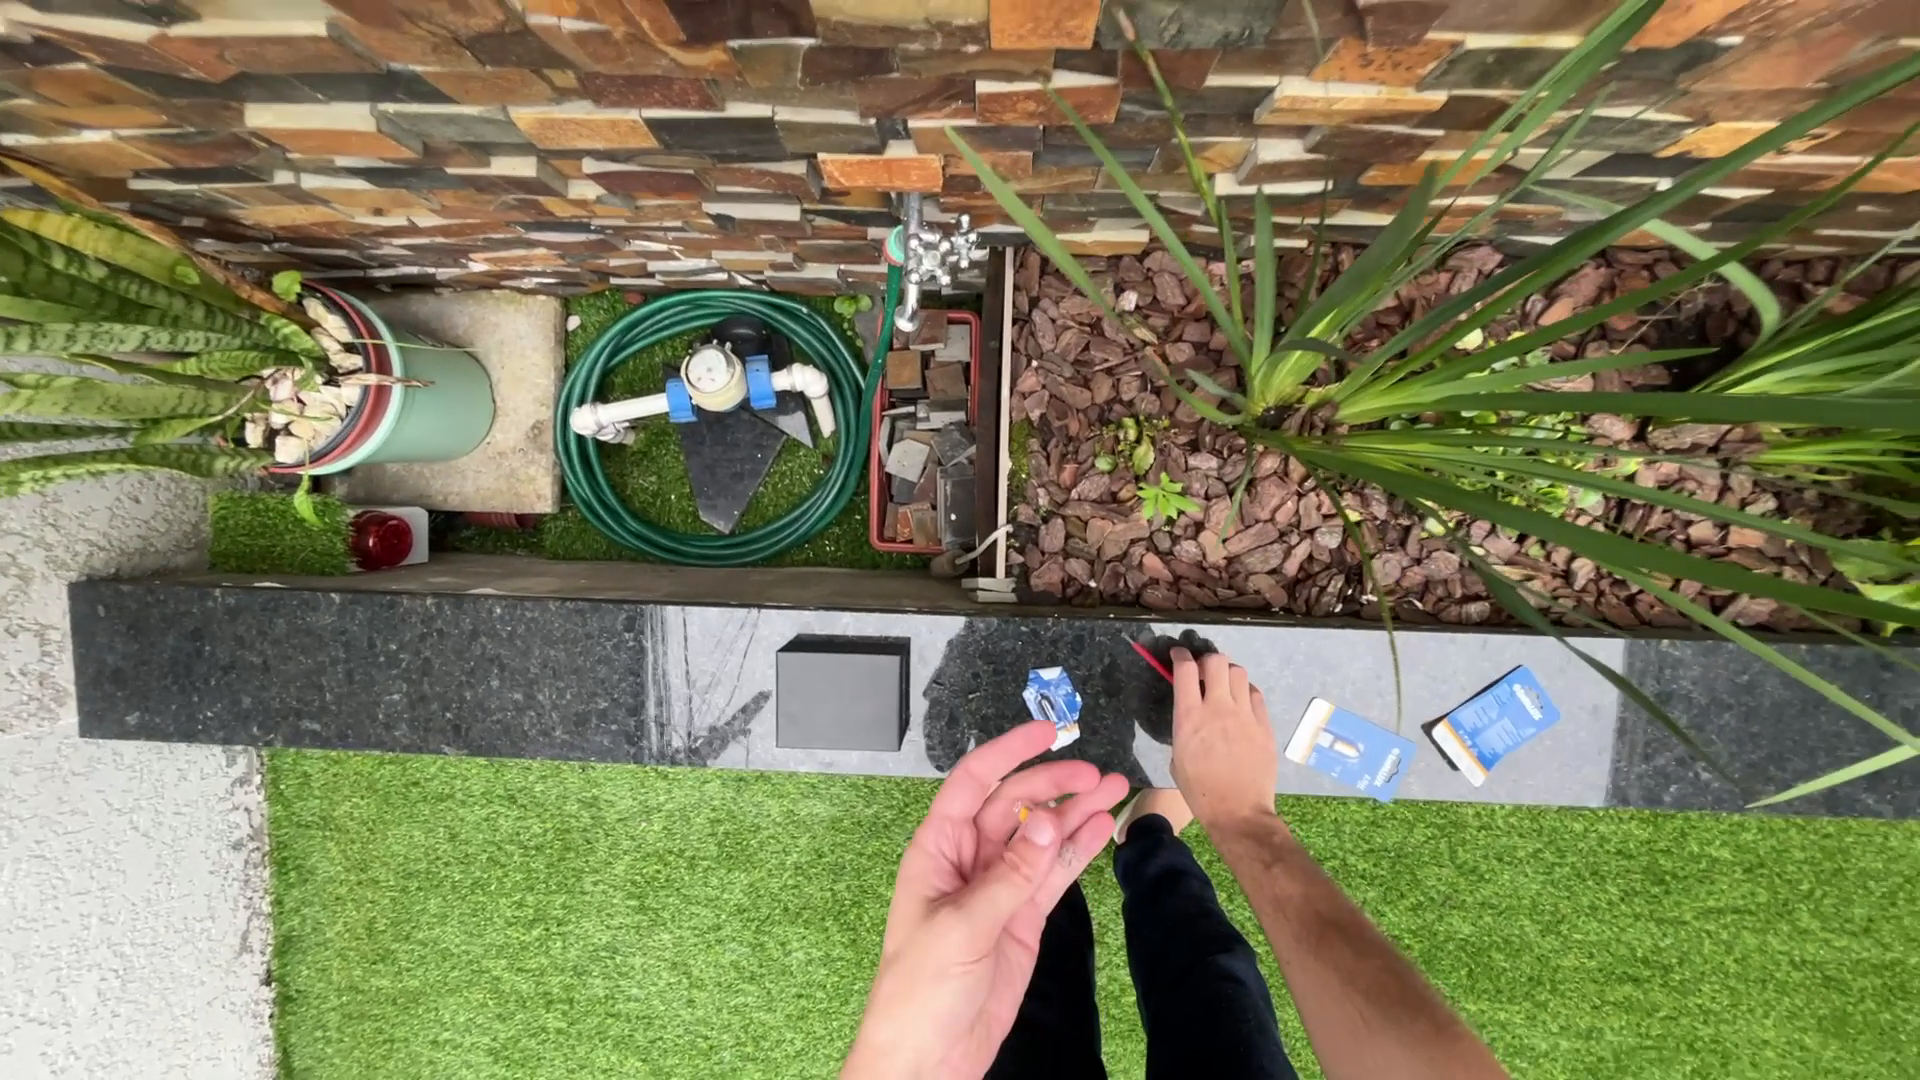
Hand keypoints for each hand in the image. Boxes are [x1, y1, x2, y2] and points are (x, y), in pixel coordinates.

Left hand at [843, 720, 1128, 1079]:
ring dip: (1076, 811)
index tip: (1046, 731)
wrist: (928, 1060)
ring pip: (1041, 835)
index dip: (1008, 752)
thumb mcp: (960, 927)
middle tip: (1095, 774)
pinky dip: (1078, 850)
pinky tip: (1103, 827)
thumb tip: (1048, 820)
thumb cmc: (920, 989)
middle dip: (1054, 783)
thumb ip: (1008, 875)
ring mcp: (1001, 884)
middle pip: (1016, 804)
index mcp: (939, 846)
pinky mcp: (1024, 914)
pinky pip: (1054, 873)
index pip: (974, 782)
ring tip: (1115, 788)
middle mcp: (971, 856)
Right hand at [1169, 647, 1277, 830]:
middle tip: (1204, 670)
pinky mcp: (1265, 726)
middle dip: (1208, 659)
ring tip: (1224, 685)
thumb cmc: (1199, 790)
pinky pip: (1255, 695)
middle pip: (1216, 661)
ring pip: (1239, 673)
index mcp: (1189, 716)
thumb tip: (1192, 714)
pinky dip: (1246, 692)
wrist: (1238, 812)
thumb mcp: (1177, 755)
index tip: (1178, 654)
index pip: (1184, 669)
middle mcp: (1218, 708)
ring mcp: (1245, 715)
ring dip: (1228, 673)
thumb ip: (1184, 726)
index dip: (1180, 655)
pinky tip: (1242, 703)